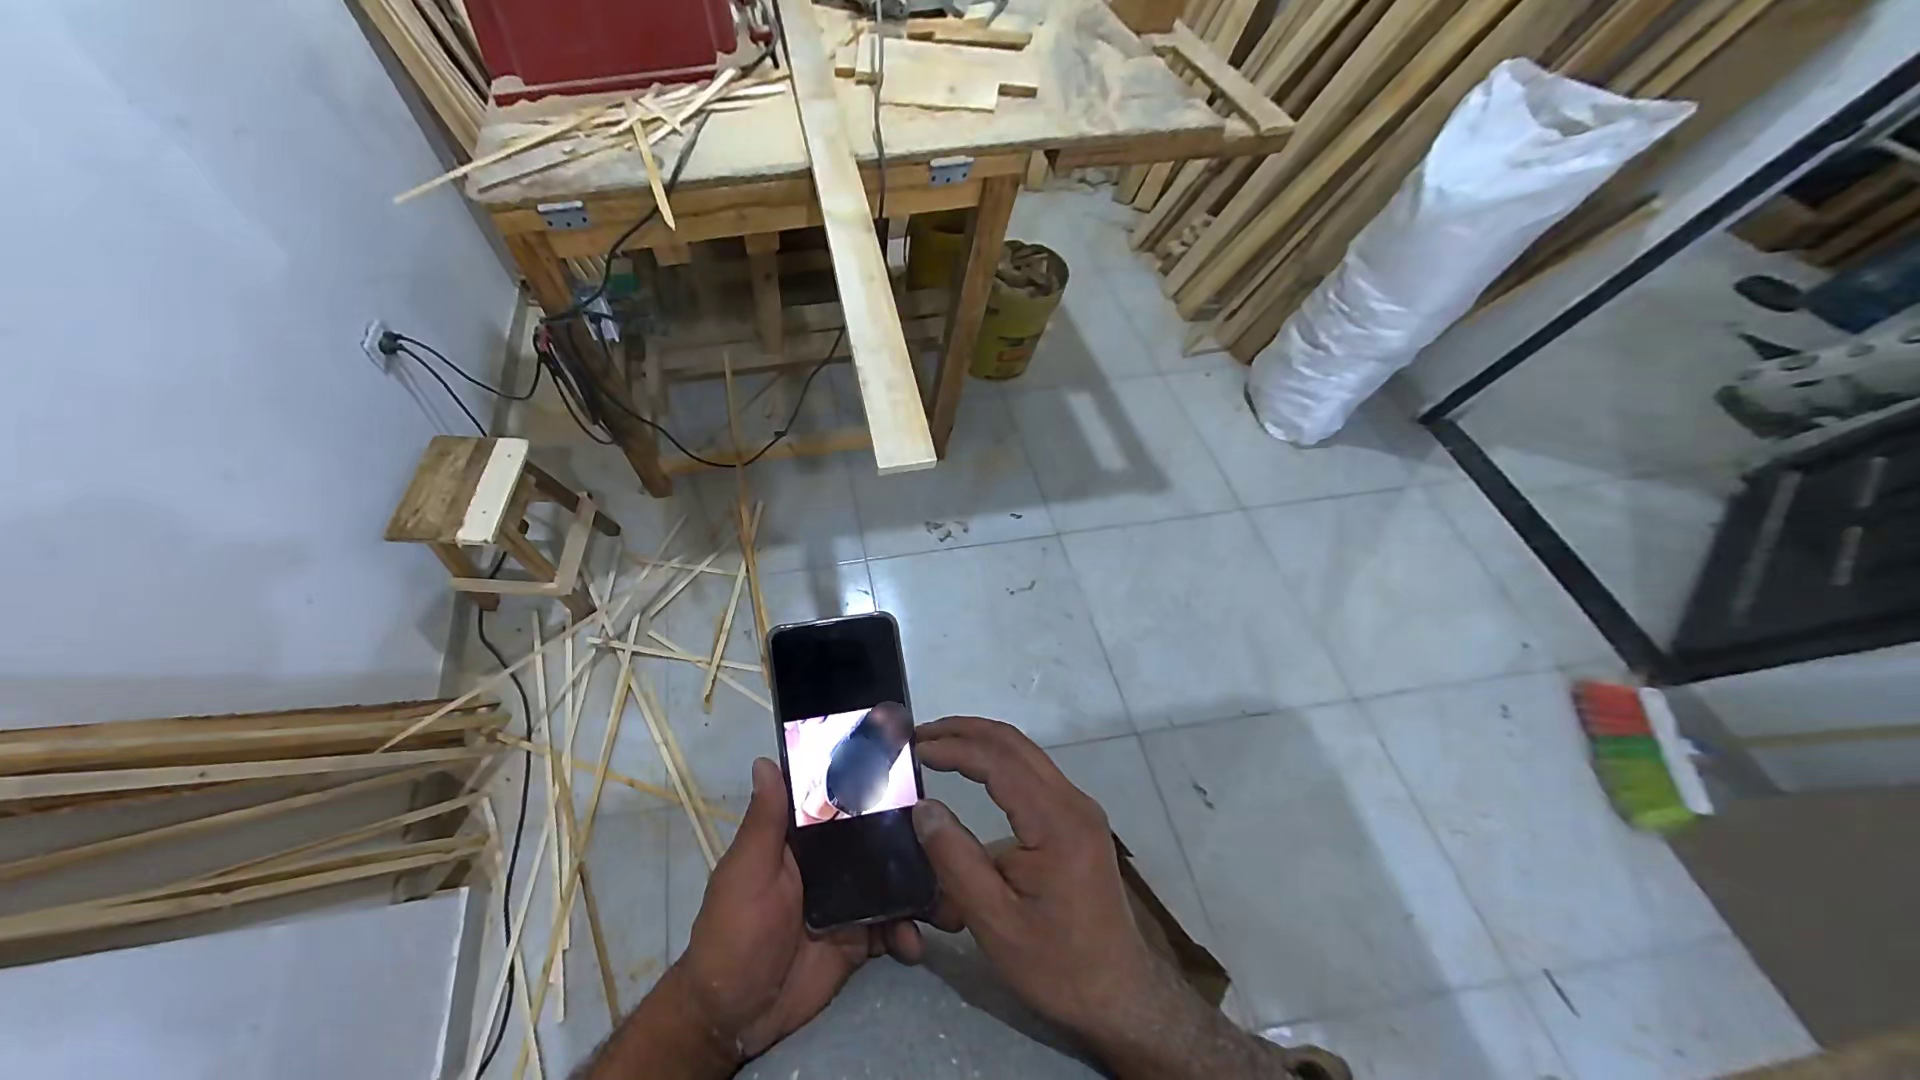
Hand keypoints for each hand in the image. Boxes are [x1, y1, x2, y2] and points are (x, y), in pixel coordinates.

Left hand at [585, 758, 923, 1079]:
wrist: (735, 1013)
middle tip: (955, 844)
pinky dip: (909, 933)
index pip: (849, 803)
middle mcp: (834, 863)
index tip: (917, 776)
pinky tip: (916, 943)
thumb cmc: (736, 930)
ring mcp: (850, 901)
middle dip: (918, 844)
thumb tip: (764, 760)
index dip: (880, 789)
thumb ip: (765, 820)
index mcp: (807, 839)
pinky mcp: (860, 938)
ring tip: (950, 903)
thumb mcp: (748, 870)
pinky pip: (894, 927)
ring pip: (897, 884)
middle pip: (883, 843)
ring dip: (924, 890)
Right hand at [911, 717, 1168, 1042]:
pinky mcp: (1077, 819)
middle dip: (964, 730)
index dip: (952, 747)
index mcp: (1057, 822)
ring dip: (981, 742)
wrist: (1118, 993)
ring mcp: (1079, 808)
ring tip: (937, 745)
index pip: (998, 761)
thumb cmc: (1056, 964)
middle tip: (919, 735)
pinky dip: (997, 761)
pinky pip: (1033, 773)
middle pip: (1014, 743)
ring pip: (1025, 753)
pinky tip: (972, 771)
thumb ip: (955, 860)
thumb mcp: (995, 921)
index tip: (912, 749)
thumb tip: (924, 808)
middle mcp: (1073, 802)